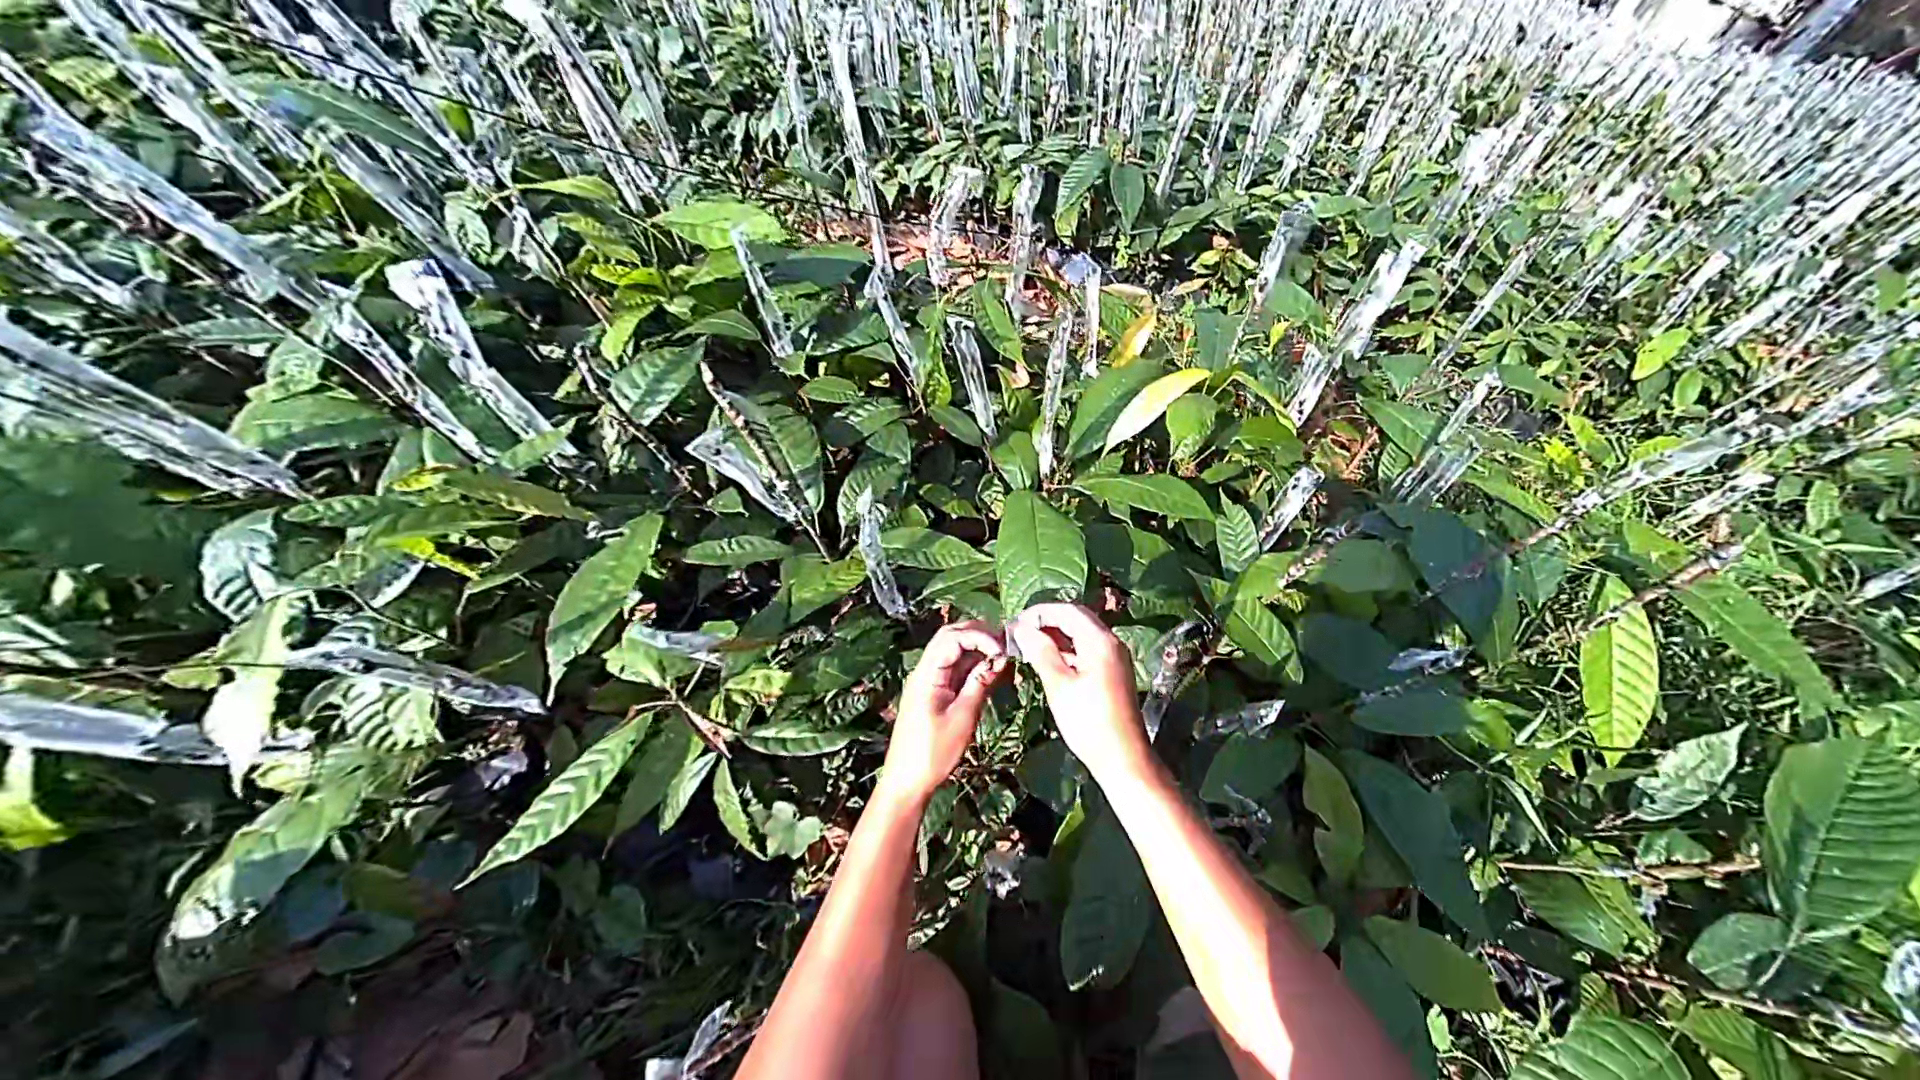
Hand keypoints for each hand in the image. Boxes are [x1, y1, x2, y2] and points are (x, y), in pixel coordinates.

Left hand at [881, 620, 1008, 803]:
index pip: (952, 637)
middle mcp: (925, 671)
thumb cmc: (933, 753)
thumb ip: (979, 684)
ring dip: (978, 650)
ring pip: (954, 652)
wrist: (906, 781)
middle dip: (979, 635)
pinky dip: (973, 666)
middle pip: (951, 637)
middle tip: (1006, 646)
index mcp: (926, 674)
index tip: (1002, 650)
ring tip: (1004, 657)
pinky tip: (992, 672)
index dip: (979, 636)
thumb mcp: (962, 718)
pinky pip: (955, 670)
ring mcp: (929, 681)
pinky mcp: (934, 692)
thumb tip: (998, 658)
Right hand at [1008, 604, 1153, 783]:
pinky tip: (1047, 661)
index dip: (1039, 612)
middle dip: (1046, 621)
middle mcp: (1111, 643)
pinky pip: (1086, 649)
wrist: (1122, 757)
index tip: (1015, 623)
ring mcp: (1114, 657)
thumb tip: (1022, 628)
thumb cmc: (1088, 721)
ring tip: (1027, 646)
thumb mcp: (1059, 685)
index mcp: (1100, 641)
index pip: (1068, 610)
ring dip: (1055, 635)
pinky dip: (1066, 649)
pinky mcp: (1112, 671)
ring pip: (1081, 634)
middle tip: (1019, 633)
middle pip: (1076, 619)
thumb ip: (1041, 652)